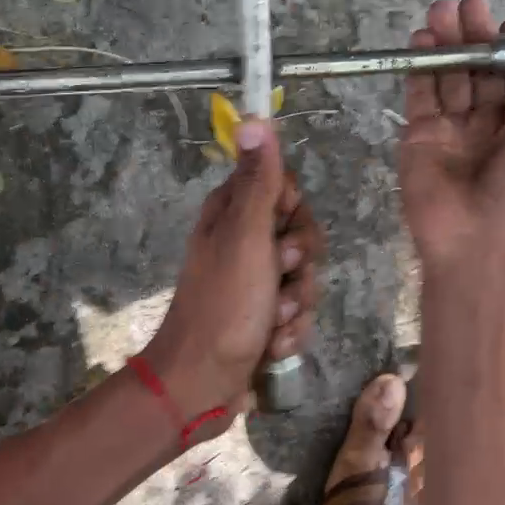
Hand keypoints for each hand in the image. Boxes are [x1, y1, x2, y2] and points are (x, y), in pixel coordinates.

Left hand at [141, 120, 322, 441]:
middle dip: (301, 266)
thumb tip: (256, 119)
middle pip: (300, 233)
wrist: (201, 386)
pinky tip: (273, 345)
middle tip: (281, 280)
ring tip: (274, 323)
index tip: (283, 233)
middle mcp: (242, 239)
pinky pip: (297, 312)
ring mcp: (252, 280)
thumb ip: (259, 180)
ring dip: (297, 305)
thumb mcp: (246, 236)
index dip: (293, 212)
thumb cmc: (224, 305)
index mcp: (232, 211)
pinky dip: (290, 330)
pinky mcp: (261, 316)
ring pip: (304, 277)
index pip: (284, 187)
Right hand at [398, 0, 504, 271]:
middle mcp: (496, 127)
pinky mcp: (420, 136)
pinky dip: (421, 65)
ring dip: (447, 42)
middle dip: (476, 35)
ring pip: (451, 77)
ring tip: (440, 8)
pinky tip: (422, 37)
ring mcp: (455, 131)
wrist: (484, 247)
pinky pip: (421, 93)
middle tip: (466, 2)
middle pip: (484, 71)